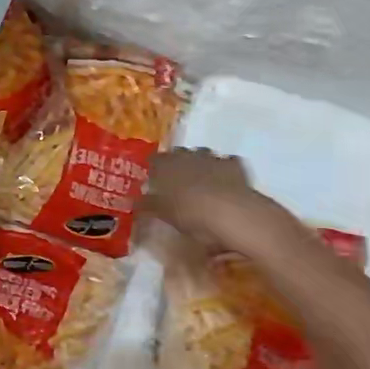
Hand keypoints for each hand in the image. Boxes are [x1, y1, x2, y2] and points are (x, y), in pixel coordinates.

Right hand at [144, 148, 295, 253]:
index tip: (150, 177)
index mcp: (165, 164)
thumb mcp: (161, 212)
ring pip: (202, 155)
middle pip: (179, 153)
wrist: (234, 214)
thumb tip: (132, 202)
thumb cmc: (189, 212)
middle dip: (176, 163)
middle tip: (173, 179)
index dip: (152, 167)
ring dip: (199, 164)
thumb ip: (145, 204)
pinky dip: (223, 169)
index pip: (153, 158)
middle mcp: (188, 156)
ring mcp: (214, 159)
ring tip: (197, 179)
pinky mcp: (237, 167)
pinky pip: (227, 163)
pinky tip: (223, 180)